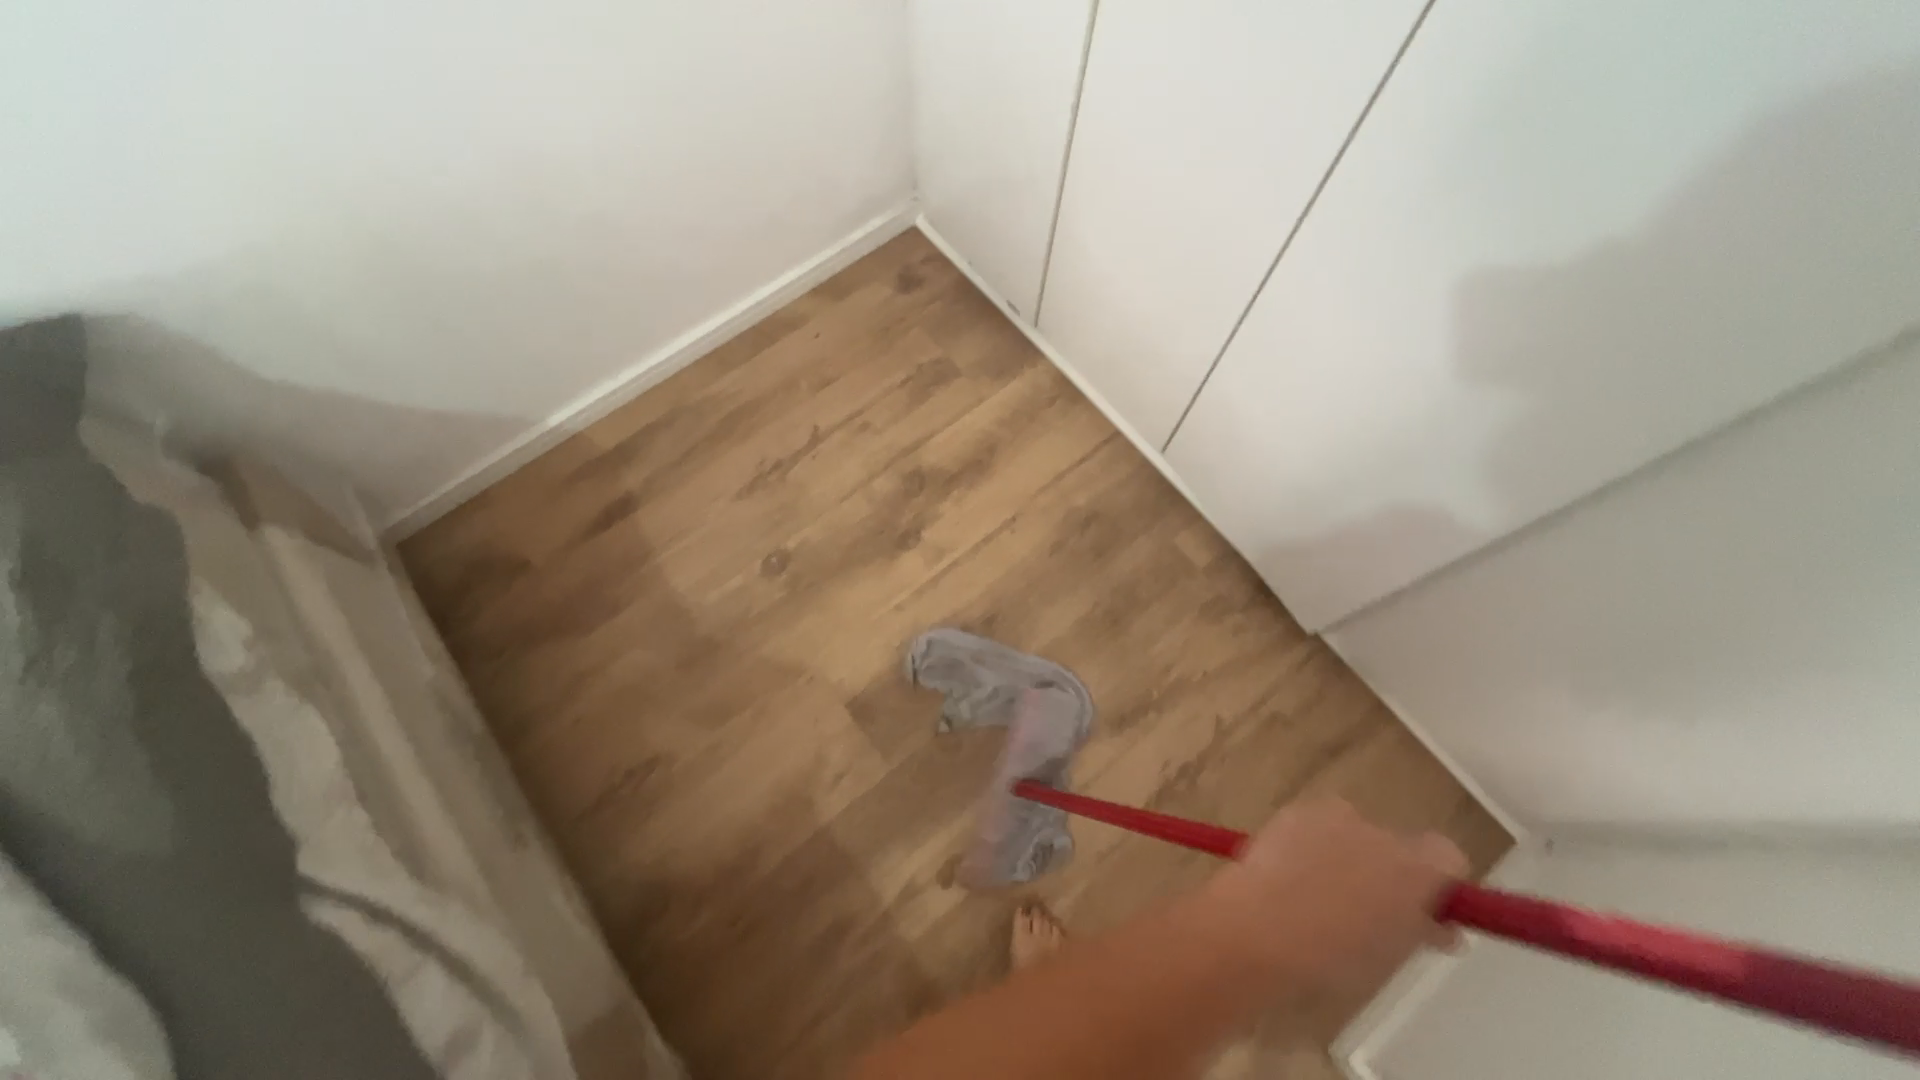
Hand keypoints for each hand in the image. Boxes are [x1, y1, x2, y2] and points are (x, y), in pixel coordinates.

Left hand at [1201, 798, 1466, 995]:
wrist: (1261, 927)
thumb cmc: (1333, 954)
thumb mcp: (1393, 953)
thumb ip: (1423, 930)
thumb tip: (1441, 926)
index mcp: (1418, 868)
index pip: (1449, 859)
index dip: (1438, 884)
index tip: (1424, 910)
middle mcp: (1381, 831)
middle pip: (1398, 844)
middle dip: (1389, 869)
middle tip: (1365, 907)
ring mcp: (1334, 815)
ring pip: (1354, 832)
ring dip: (1348, 853)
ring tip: (1318, 893)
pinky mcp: (1295, 810)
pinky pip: (1316, 825)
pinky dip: (1311, 843)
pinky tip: (1291, 874)